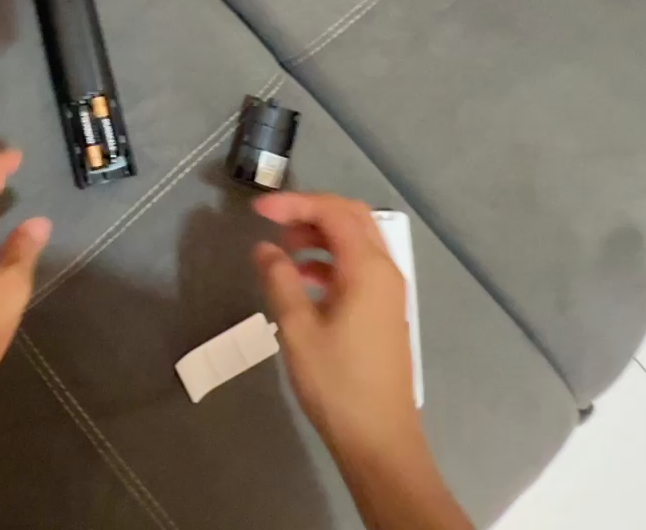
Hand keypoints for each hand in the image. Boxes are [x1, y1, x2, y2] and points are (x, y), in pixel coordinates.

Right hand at [252, 192, 421, 459]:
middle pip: (350, 217)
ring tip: (283, 252)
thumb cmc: (337, 383)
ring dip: (319, 235)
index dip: (294, 203)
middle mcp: (385, 271)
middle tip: (273, 223)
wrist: (379, 441)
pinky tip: (302, 280)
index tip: (258, 210)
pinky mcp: (382, 310)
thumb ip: (279, 279)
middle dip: (309, 212)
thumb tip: (265, 248)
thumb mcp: (297, 328)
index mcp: (369, 269)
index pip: (333, 212)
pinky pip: (357, 265)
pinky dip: (328, 259)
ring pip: (355, 241)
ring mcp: (387, 292)